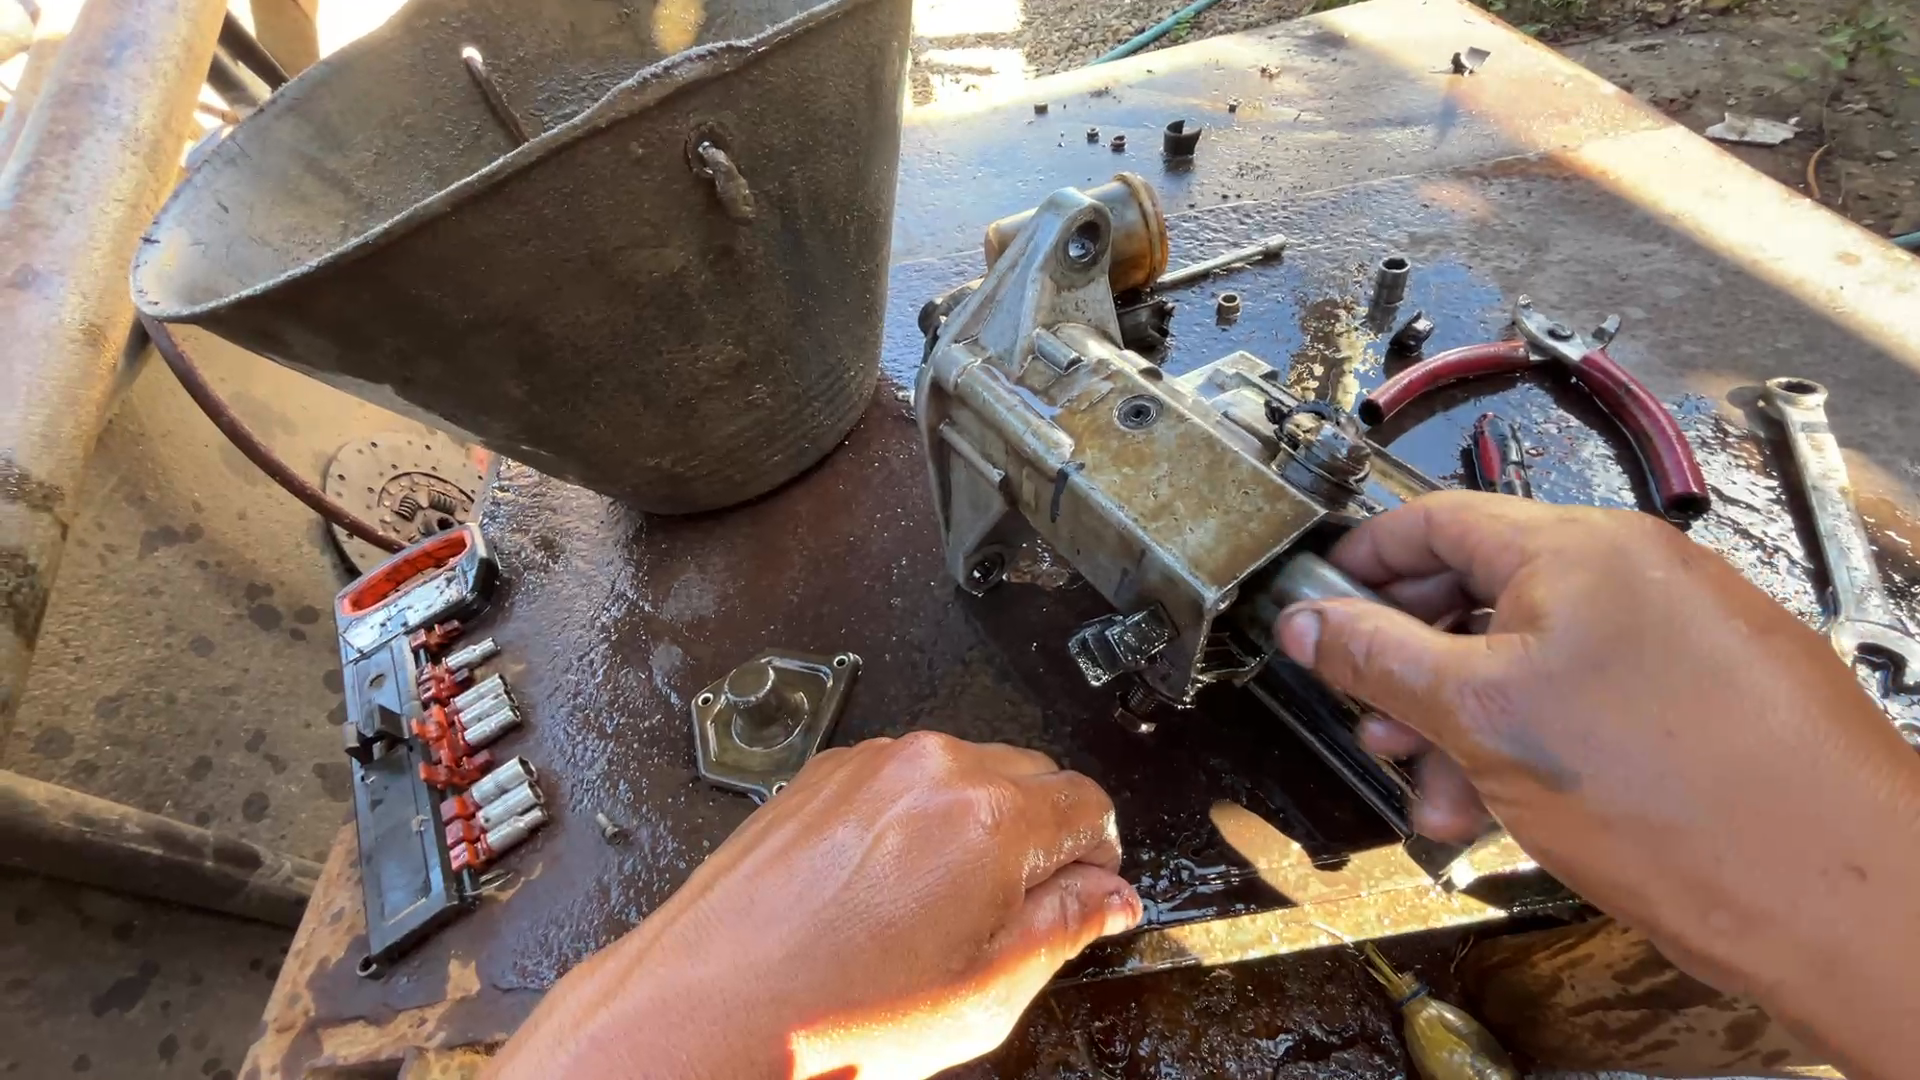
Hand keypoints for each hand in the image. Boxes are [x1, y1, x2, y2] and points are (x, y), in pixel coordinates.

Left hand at [486, 732, 1139, 1079]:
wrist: (703, 1007)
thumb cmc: (834, 1017)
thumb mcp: (981, 994)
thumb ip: (1062, 927)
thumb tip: (1108, 894)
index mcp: (988, 818)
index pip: (1086, 802)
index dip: (1095, 849)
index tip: (1083, 882)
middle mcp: (936, 767)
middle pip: (1031, 775)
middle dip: (1038, 831)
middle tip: (1008, 903)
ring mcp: (877, 760)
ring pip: (968, 769)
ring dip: (976, 817)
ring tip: (935, 897)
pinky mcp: (832, 767)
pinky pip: (906, 771)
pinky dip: (919, 809)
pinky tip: (887, 875)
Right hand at [1272, 491, 1919, 1078]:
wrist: (1870, 924)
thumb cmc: (1674, 799)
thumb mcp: (1477, 716)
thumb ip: (1373, 657)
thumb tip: (1303, 623)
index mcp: (1579, 549)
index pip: (1430, 521)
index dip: (1359, 560)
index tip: (1316, 603)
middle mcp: (1627, 574)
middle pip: (1467, 592)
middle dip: (1402, 660)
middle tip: (1365, 709)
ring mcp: (1665, 633)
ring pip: (1511, 655)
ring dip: (1449, 716)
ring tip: (1425, 780)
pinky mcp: (1689, 691)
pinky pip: (1565, 693)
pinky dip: (1510, 738)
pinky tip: (1480, 802)